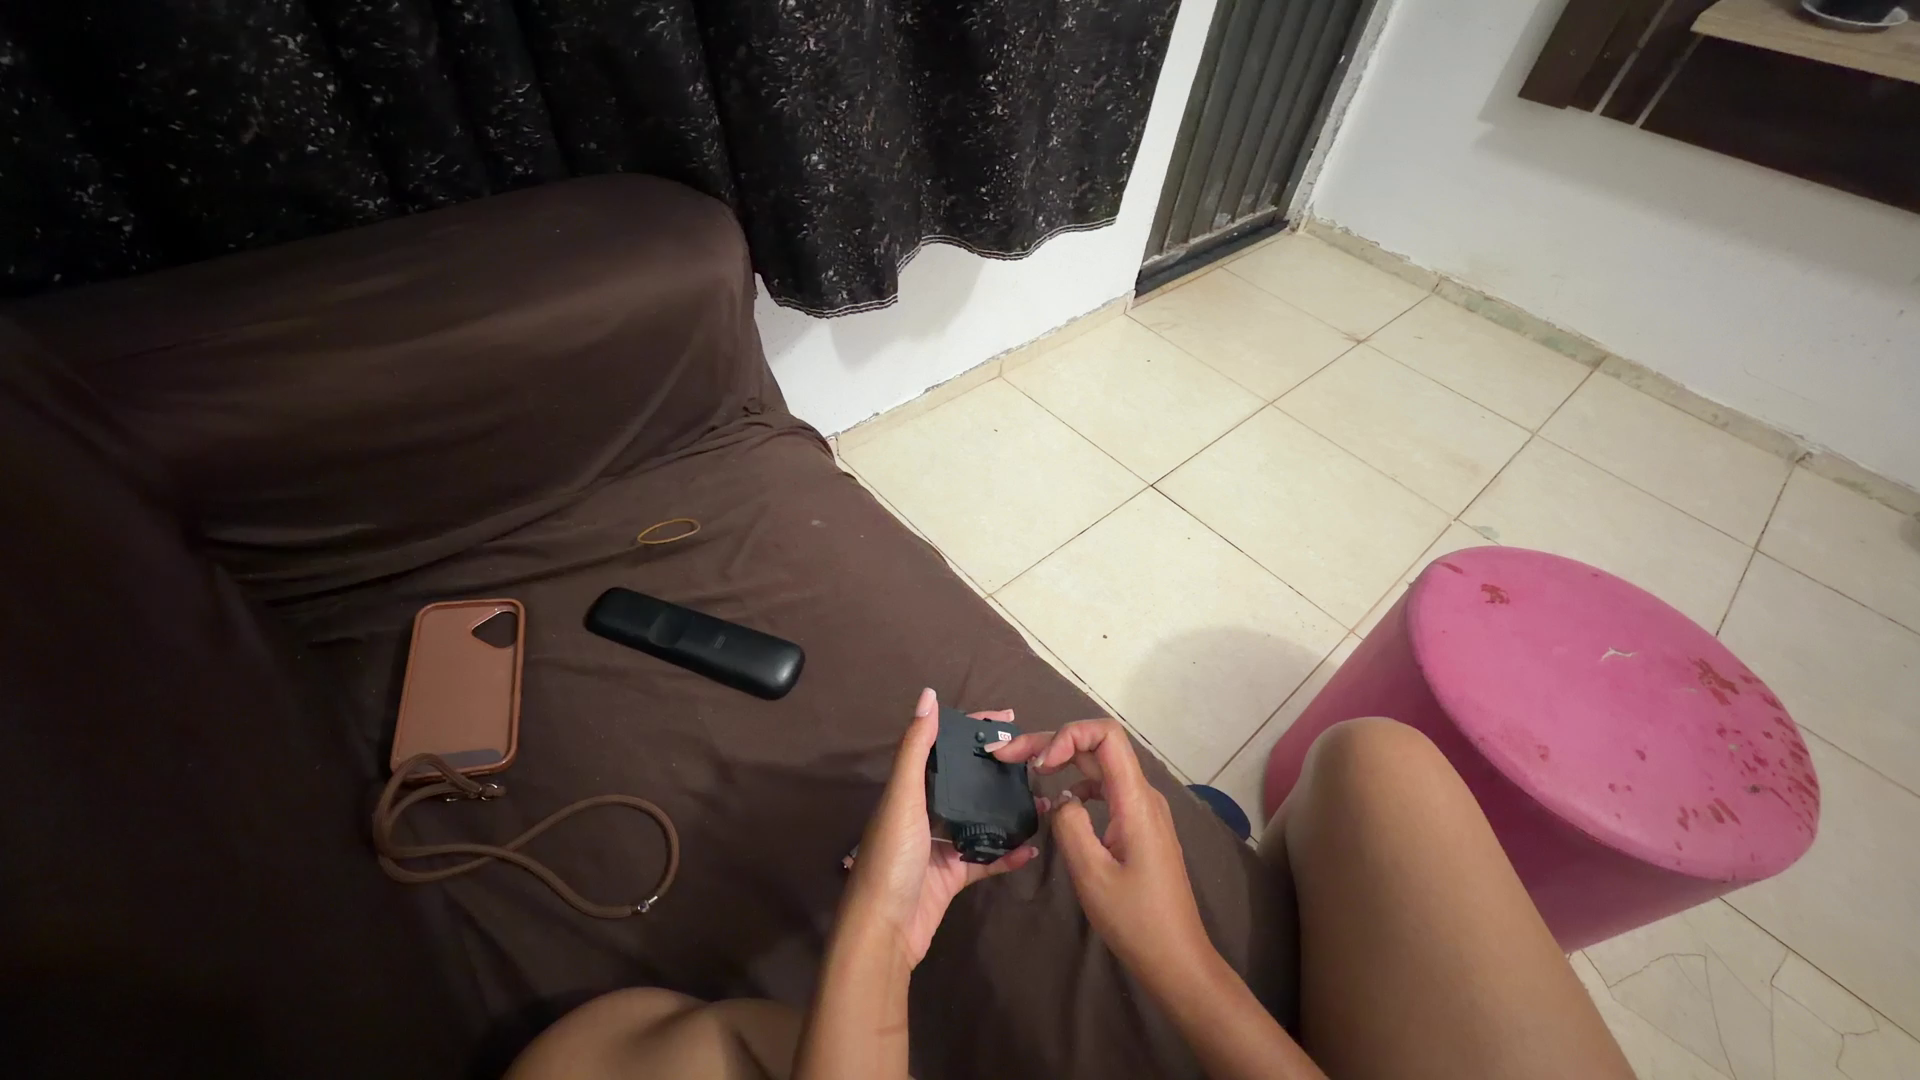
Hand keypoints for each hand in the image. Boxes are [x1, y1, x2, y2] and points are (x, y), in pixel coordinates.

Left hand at [842, 688, 1038, 967]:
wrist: (884, 931)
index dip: (973, 729)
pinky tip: (1034, 847)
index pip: (944, 746)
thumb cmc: (891, 857)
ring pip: (980, 818)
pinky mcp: (953, 876)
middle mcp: (925, 811)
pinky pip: (986, 858)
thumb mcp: (903, 797)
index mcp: (910, 788)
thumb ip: (916, 748)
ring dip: (1008, 809)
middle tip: (1034, 756)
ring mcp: (941, 845)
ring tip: (1044, 797)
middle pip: (966, 780)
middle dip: (996, 767)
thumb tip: (929, 695)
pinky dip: (1008, 853)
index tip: (1008, 717)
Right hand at [991, 718, 1210, 985]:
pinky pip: (1105, 790)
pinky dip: (1076, 785)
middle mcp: (1142, 795)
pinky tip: (1056, 803)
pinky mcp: (1138, 825)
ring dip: (1061, 761)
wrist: (1177, 958)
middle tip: (1005, 755)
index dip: (1068, 735)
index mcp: (1135, 800)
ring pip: (1098, 767)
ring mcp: (1143, 809)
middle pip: (1096, 747)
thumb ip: (1069, 823)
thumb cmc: (1135, 918)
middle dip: (1050, 744)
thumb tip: (1061, 797)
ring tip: (1023, 770)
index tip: (1038, 765)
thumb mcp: (1091, 872)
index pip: (1106, 735)